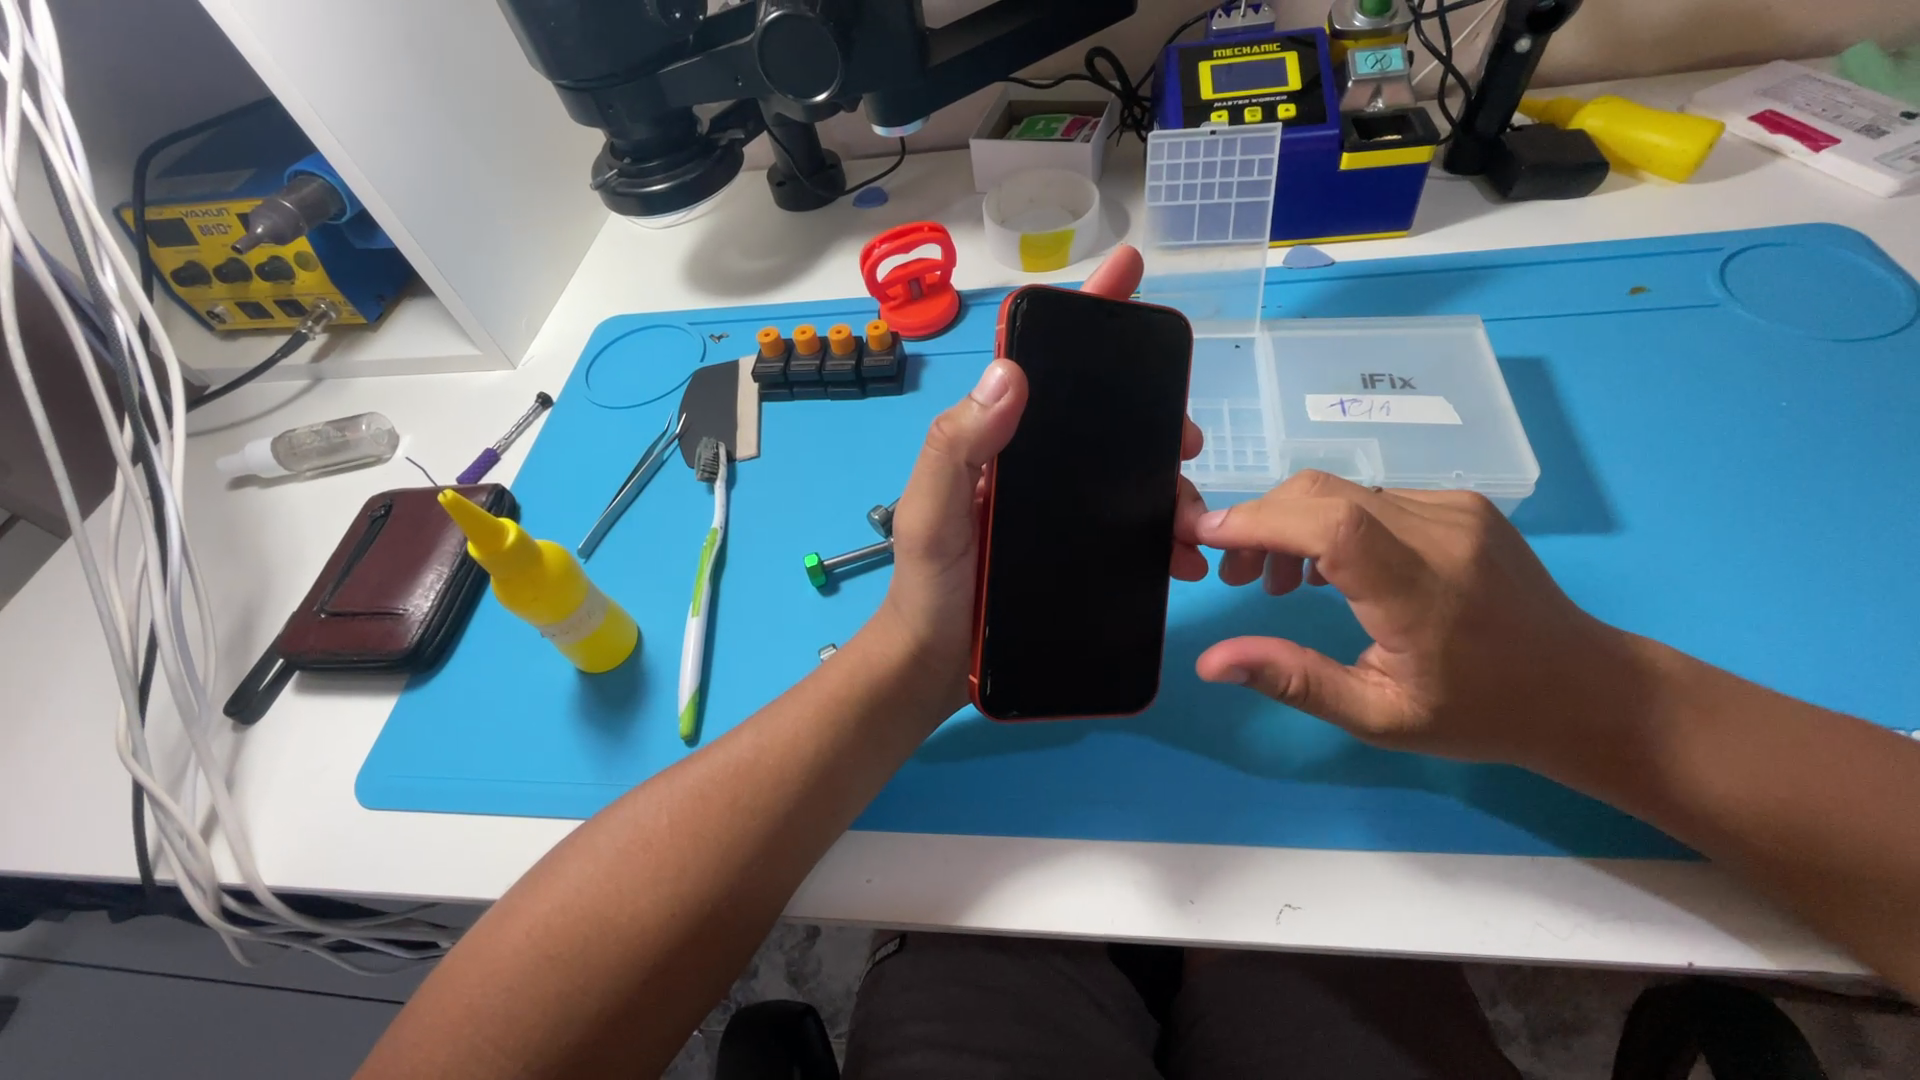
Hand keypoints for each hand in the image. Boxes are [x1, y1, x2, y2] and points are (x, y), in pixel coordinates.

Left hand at [876, 245, 1207, 708]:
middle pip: (1102, 417)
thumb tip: (1013, 372)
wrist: (936, 665)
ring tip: (1192, 517)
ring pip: (1125, 472)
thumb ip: (957, 444)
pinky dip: (1161, 532)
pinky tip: (1180, 553)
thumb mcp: (931, 511)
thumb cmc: (928, 586)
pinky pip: (1128, 525)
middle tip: (1185, 443)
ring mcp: (1056, 509)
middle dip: (1152, 415)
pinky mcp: (1075, 550)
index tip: (1131, 274)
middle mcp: (1031, 465)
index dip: (1087, 315)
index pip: (1043, 365)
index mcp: (996, 441)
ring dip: (1167, 482)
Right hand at [1186, 470, 1640, 766]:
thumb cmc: (1478, 713)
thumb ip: (1293, 681)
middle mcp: (1441, 531)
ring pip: (1343, 490)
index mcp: (1423, 590)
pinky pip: (1372, 497)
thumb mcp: (1378, 716)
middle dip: (1260, 521)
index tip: (1205, 538)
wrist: (1583, 687)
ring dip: (1290, 522)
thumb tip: (1210, 664)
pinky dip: (1327, 523)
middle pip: (1325, 493)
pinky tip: (1326, 569)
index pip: (1330, 524)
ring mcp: (1455, 509)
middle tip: (1232, 573)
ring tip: (1274, 581)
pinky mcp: (1459, 503)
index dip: (1259, 522)